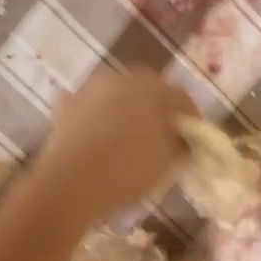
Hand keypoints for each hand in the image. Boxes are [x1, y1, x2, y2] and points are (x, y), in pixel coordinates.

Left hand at [32, 70, 197, 219]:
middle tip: (163, 139)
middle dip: (157, 113)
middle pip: (146, 93)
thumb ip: (179, 147)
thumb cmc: (125, 171)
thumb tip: (183, 141)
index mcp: (150, 87)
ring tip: (129, 142)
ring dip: (125, 115)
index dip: (191, 120)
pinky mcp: (65, 108)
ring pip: (116, 100)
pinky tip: (98, 140)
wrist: (70, 183)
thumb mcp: (164, 164)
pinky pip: (90, 113)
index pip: (181, 98)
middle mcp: (120, 78)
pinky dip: (97, 123)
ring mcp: (89, 90)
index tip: (195, 139)